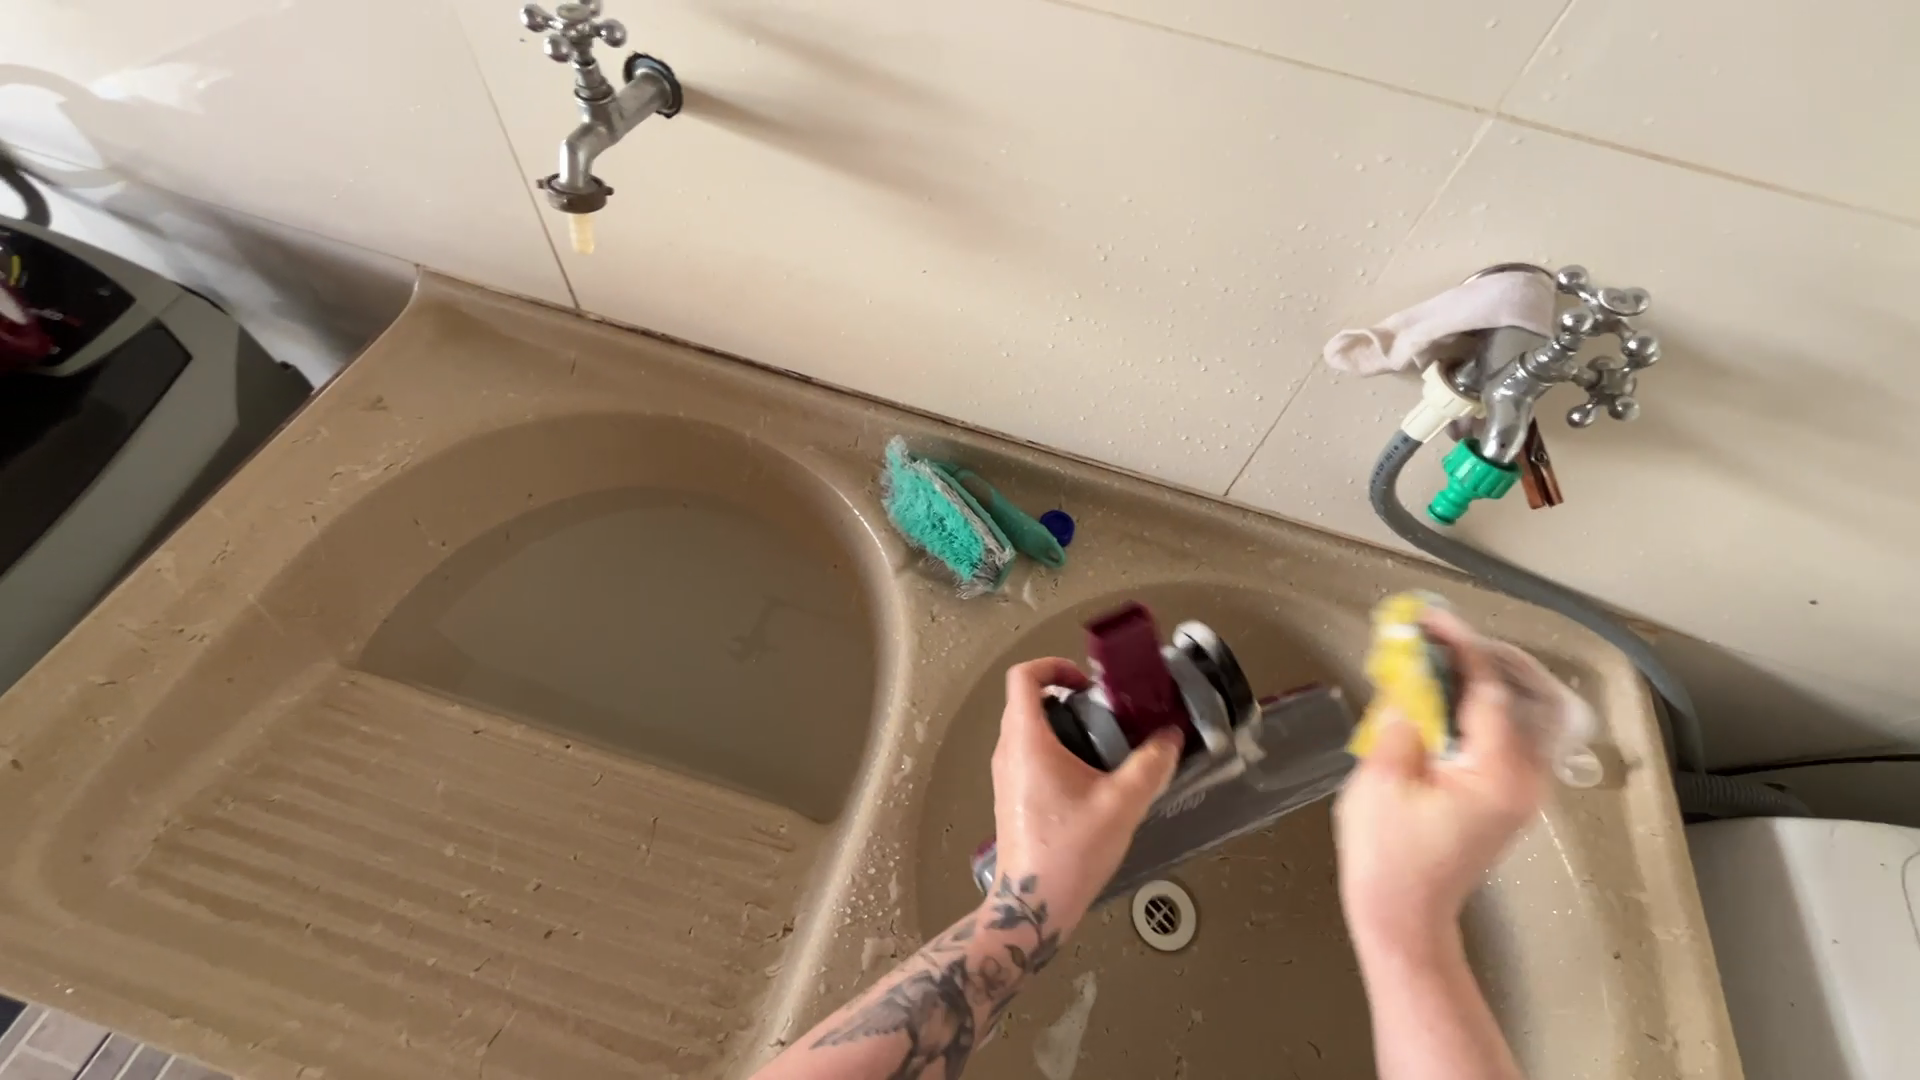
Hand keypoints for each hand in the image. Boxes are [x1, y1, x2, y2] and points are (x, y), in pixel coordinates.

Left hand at [988, 658, 1182, 930]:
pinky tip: (1087, 777)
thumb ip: (1150, 766)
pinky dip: (1052, 748)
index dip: (1053, 665)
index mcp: (1026, 740)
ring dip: (1058, 723)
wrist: (1033, 903)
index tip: (1088, 683)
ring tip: (1100, 743)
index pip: (1023, 676)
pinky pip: (1026, 754)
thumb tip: (1170, 737)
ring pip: (1025, 728)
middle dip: (1063, 695)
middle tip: (1102, 711)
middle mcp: (1007, 750)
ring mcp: (1004, 774)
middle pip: (1025, 700)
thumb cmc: (1071, 849)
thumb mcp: (1122, 804)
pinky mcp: (1010, 795)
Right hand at [1334, 609, 1549, 957]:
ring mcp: (1524, 787)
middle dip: (1486, 654)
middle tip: (1438, 633)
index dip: (1459, 645)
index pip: (1490, 689)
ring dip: (1487, 675)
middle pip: (1531, 694)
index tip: (1428, 618)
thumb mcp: (1381, 776)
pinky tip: (1444, 693)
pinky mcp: (1508, 792)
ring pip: (1527, 710)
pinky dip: (1483, 701)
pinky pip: (1511, 730)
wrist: (1403, 911)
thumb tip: (1410, 672)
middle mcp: (1527, 778)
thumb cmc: (1387, 853)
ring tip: (1439, 656)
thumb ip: (1402, 717)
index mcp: (1499, 774)